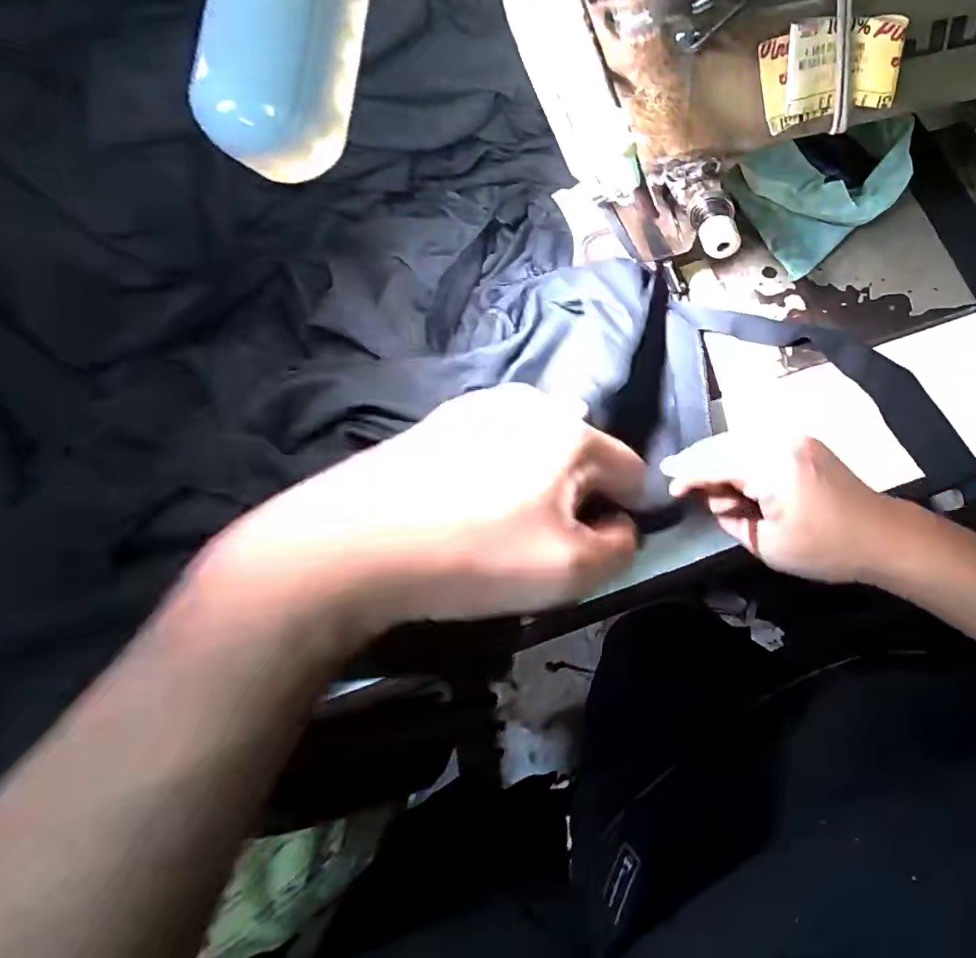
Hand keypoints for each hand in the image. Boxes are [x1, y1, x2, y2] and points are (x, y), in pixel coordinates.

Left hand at [202, 384, 649, 638]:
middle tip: (544, 543)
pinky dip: (500, 477)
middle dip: (582, 499)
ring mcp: (481, 406)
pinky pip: (498, 448)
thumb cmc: (473, 557)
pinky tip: (467, 510)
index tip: (596, 549)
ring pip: (542, 452)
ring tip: (503, 528)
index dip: (627, 516)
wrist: (340, 551)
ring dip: (541, 487)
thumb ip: (623, 547)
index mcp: (574, 432)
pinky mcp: (439, 421)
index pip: (635, 473)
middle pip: (587, 460)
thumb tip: (619, 527)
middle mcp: (535, 403)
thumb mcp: (573, 572)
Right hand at [660, 433, 917, 583]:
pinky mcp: (807, 444)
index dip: (688, 471)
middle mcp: (782, 440)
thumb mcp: (768, 545)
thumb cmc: (825, 548)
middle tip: (679, 482)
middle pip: (727, 444)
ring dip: (721, 459)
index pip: (716, 461)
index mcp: (772, 463)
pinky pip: (762, 444)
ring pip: (743, 441)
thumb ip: (732, 518)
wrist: (881, 535)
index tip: (667, 483)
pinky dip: (743, 457)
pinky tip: (734, 475)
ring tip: (705, 483)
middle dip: (701, 462)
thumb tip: (716, 499)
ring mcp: (797, 438)